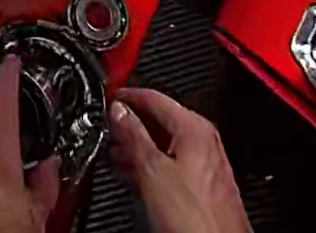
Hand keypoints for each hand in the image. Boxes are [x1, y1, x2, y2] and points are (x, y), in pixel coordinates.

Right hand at [108, 88, 249, 232]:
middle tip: (109, 125)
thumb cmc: (197, 219)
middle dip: (133, 122)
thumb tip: (119, 111)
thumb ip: (134, 137)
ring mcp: (206, 161)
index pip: (155, 98)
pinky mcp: (204, 184)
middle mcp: (204, 139)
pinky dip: (153, 161)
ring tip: (117, 149)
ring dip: (140, 143)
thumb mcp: (154, 172)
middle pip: (161, 118)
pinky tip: (138, 173)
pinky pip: (173, 161)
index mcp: (194, 127)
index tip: (110, 98)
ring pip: (166, 141)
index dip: (129, 97)